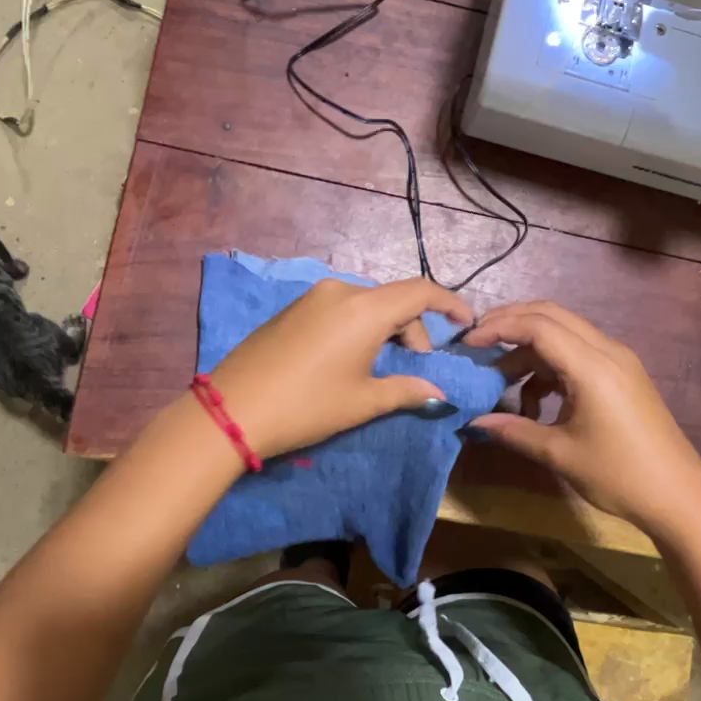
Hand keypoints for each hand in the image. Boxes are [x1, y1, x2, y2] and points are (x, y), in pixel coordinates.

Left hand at [200, 277, 474, 457]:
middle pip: (393, 299)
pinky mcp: (291, 309)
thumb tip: (437, 394)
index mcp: (365, 309)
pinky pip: (339, 309)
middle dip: (412, 329)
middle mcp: (341, 291)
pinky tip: (348, 359)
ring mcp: (312, 297)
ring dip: (384, 329)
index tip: (466, 322)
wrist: (233, 410)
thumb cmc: (308, 406)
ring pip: (365, 304)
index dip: (450, 303)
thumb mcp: (362, 402)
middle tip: (413, 368)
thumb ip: (406, 391)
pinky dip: (357, 327)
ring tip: (379, 367)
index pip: (421, 290)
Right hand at [461, 302, 700, 537]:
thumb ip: (513, 430)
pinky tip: (535, 401)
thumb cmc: (619, 476)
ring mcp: (618, 361)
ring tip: (500, 380)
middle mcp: (607, 351)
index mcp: (593, 366)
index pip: (538, 325)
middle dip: (510, 324)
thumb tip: (473, 422)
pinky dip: (550, 366)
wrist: (680, 497)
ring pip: (564, 333)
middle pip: (551, 316)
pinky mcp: (622, 375)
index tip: (468, 343)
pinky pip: (578, 353)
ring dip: (529, 349)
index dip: (498, 328)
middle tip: (477, 343)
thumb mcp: (559, 454)